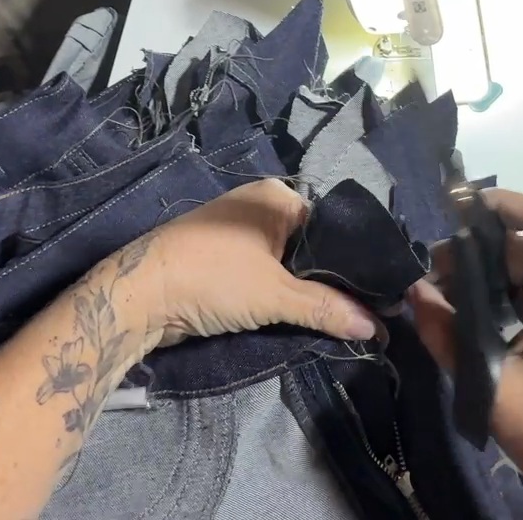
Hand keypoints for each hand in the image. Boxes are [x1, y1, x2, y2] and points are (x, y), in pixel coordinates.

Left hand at [111, 179, 378, 348]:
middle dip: (329, 280)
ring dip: (303, 290)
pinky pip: (266, 271)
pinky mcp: (225, 256)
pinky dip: (280, 292)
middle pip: (311, 245)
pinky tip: (300, 315)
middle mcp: (261, 205)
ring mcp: (240, 230)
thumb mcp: (276, 295)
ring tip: (338, 319)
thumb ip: (326, 308)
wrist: (143, 294)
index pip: (332, 227)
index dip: (354, 263)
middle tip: (363, 314)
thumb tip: (377, 327)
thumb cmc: (214, 277)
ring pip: (288, 262)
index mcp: (278, 196)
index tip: (378, 296)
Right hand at [410, 189, 522, 519]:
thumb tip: (412, 291)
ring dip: (484, 273)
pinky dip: (501, 293)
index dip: (500, 202)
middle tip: (432, 273)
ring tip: (442, 296)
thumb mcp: (491, 384)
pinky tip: (468, 315)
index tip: (456, 211)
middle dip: (475, 248)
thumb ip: (445, 332)